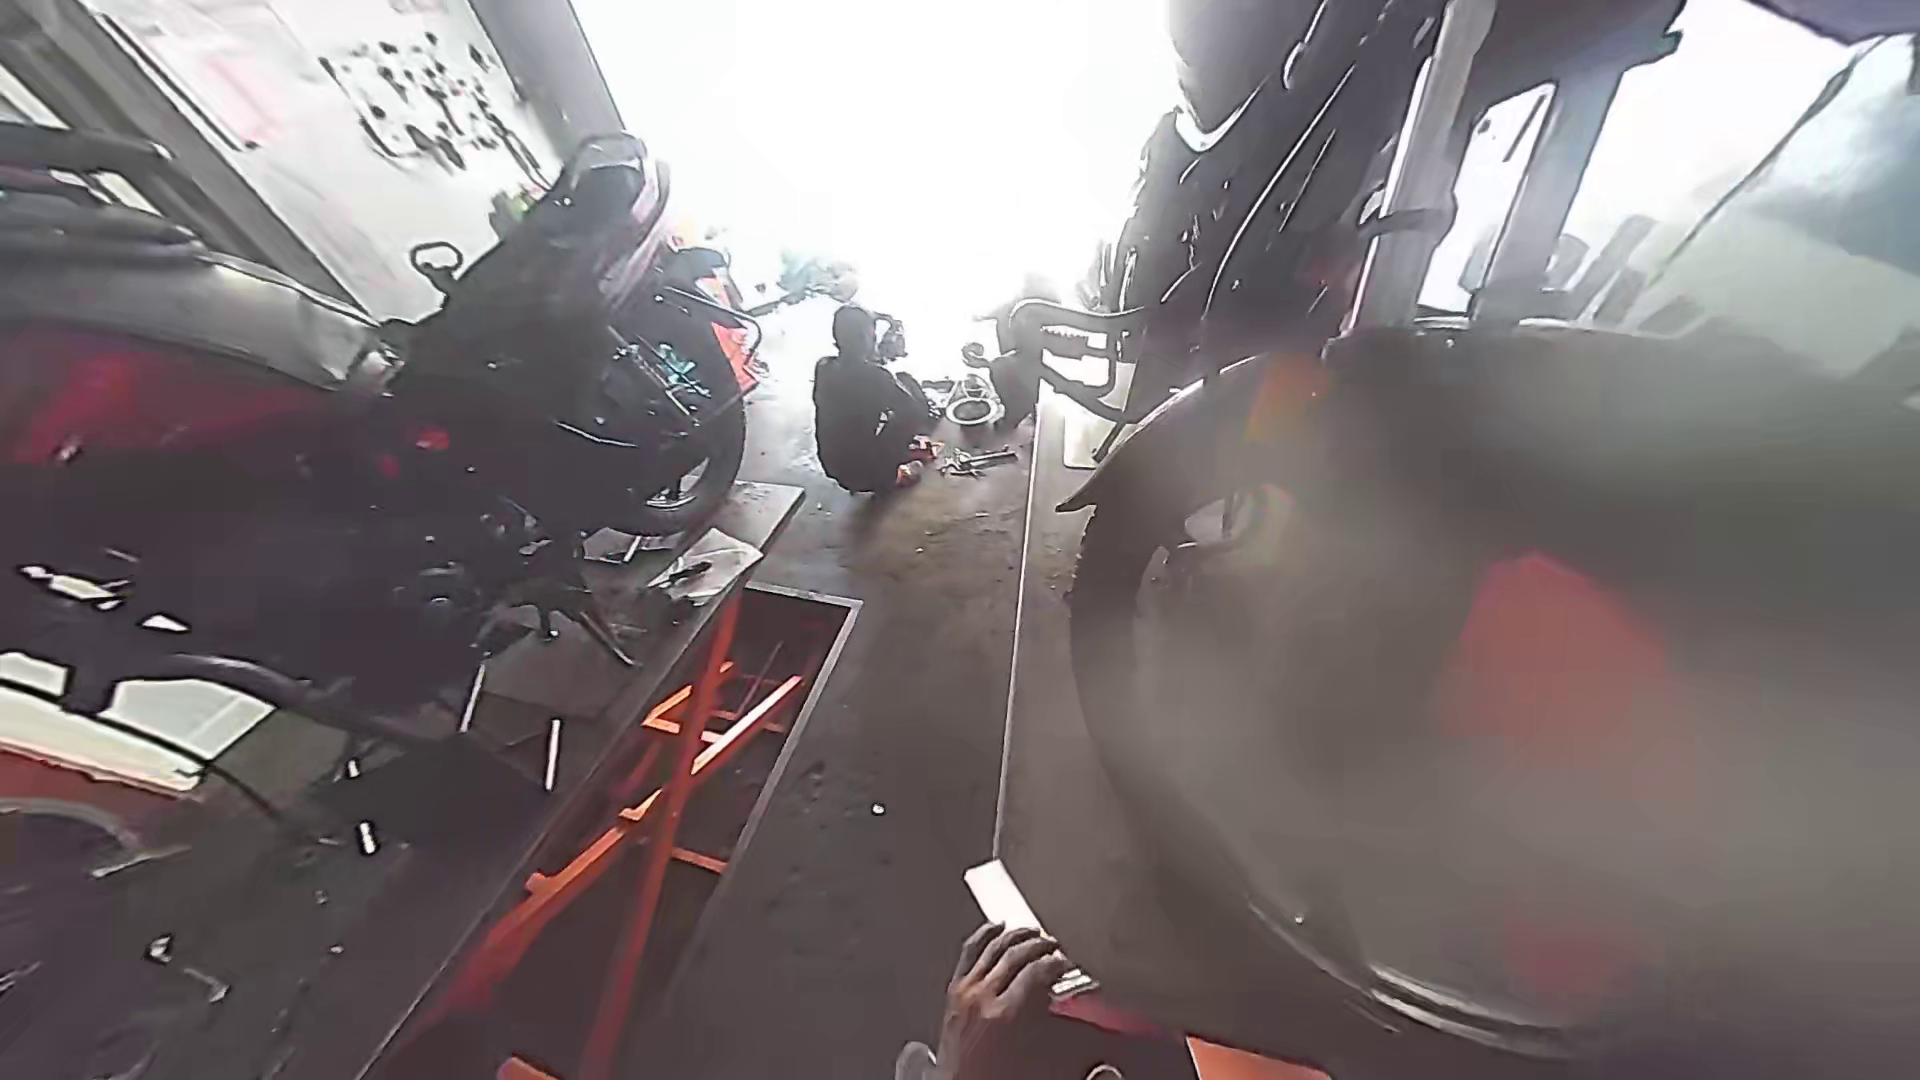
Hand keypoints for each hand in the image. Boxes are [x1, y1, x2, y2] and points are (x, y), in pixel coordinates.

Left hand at [935, 923, 1071, 1079]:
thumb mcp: (1035, 1067)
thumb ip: (1064, 1048)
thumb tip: (1101, 1056)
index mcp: (1005, 1017)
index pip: (1036, 973)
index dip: (1056, 964)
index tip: (1067, 965)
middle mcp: (984, 996)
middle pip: (1017, 955)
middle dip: (1040, 945)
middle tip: (1055, 946)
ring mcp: (966, 989)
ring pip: (994, 946)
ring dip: (1017, 935)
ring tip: (1033, 932)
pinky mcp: (954, 989)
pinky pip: (969, 951)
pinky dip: (985, 934)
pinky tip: (996, 927)